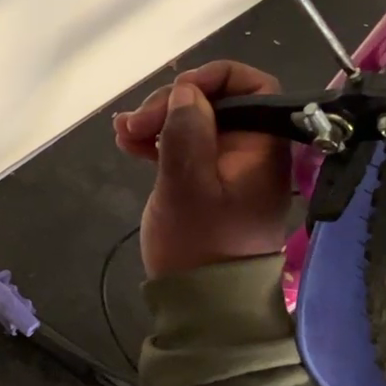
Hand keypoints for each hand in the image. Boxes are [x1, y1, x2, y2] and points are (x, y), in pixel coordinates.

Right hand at [113, 61, 292, 277]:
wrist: (201, 307)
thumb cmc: (199, 245)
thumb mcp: (188, 184)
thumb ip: (188, 131)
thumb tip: (186, 91)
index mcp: (262, 148)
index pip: (255, 88)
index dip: (215, 79)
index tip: (177, 91)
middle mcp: (251, 152)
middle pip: (217, 103)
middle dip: (173, 104)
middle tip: (135, 123)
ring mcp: (227, 168)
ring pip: (195, 123)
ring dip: (159, 120)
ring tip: (123, 133)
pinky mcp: (206, 183)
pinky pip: (185, 146)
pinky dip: (158, 140)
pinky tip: (128, 143)